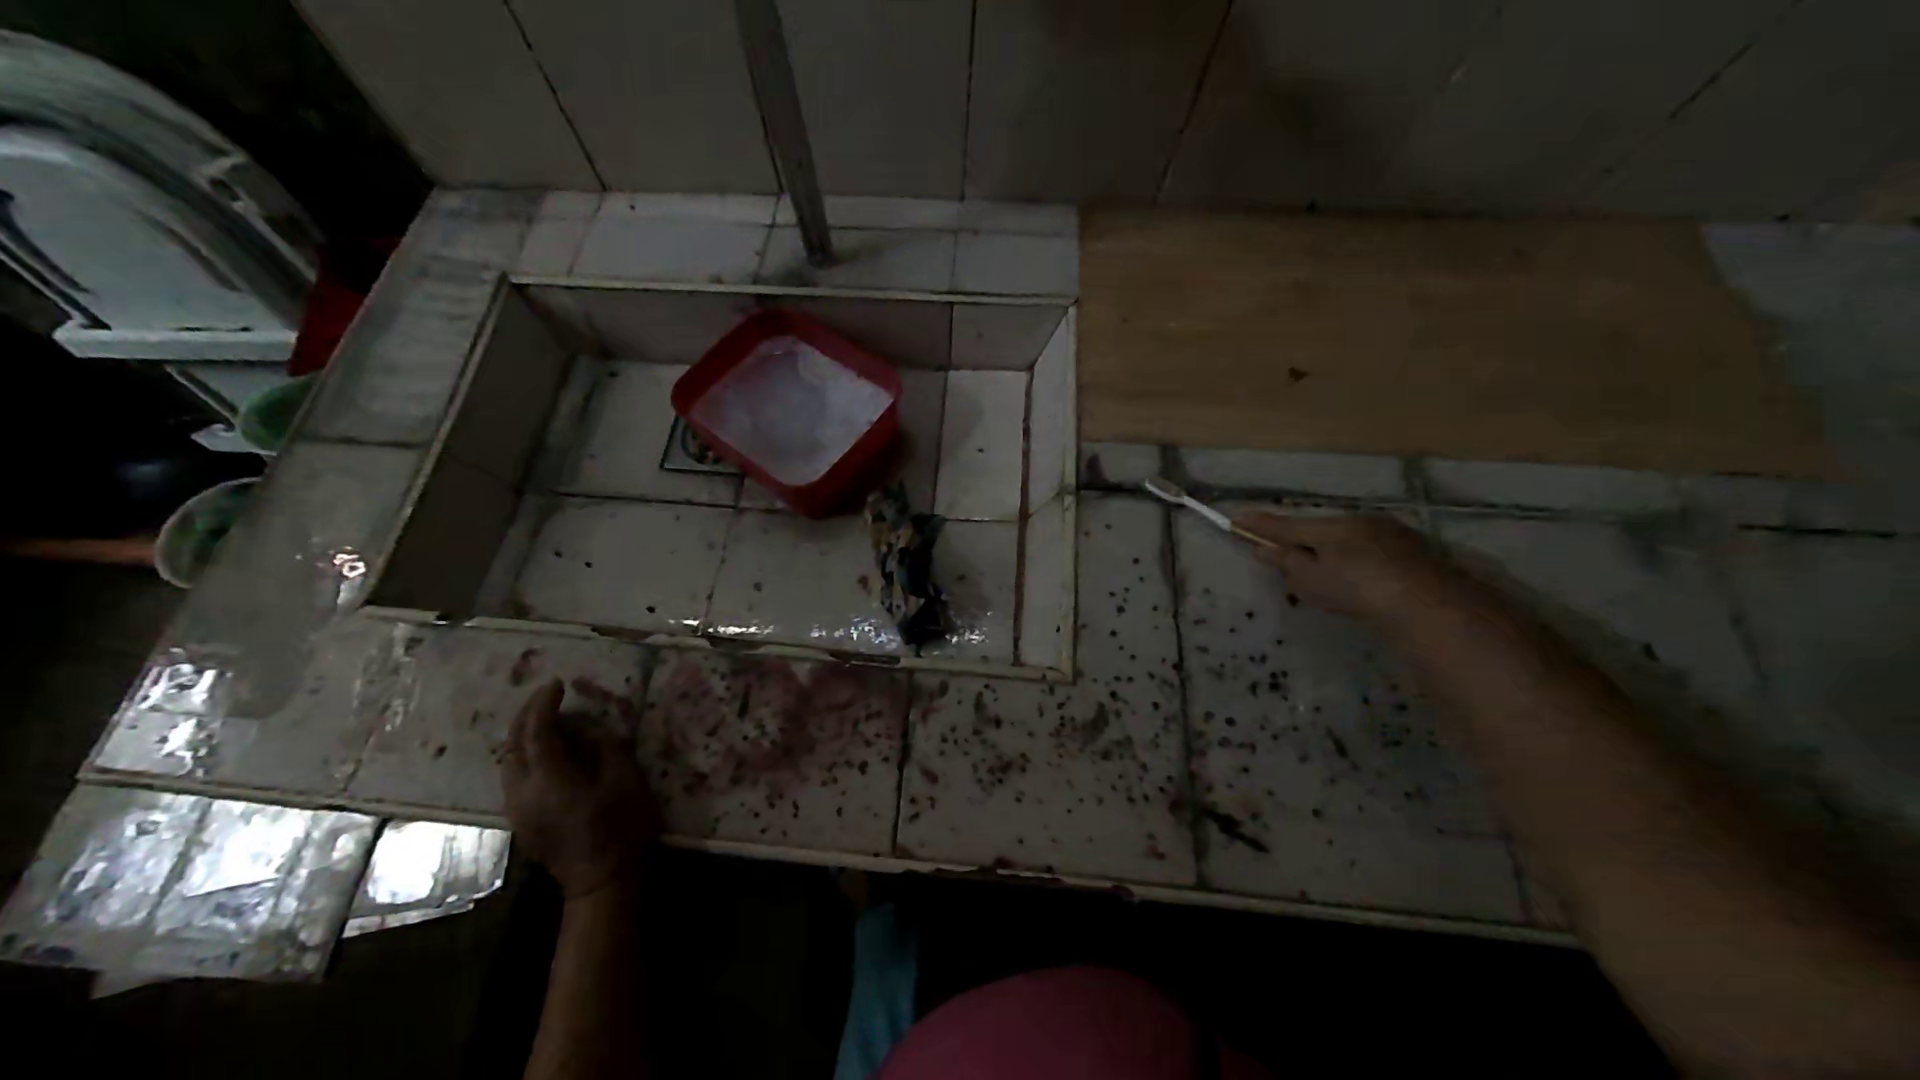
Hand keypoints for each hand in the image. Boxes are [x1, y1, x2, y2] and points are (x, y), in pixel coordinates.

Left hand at [500, 679, 657, 898]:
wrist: (600, 879)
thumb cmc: (619, 827)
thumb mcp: (625, 781)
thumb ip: (606, 749)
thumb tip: (590, 732)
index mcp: (549, 778)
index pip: (538, 730)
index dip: (545, 704)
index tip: (557, 684)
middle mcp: (523, 791)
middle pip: (512, 744)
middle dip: (526, 715)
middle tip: (547, 697)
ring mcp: (517, 808)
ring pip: (507, 761)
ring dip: (522, 735)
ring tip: (545, 720)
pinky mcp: (521, 820)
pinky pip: (513, 777)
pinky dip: (524, 755)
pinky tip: (544, 753)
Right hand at [1231, 513, 1468, 620]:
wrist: (1428, 603)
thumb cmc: (1357, 590)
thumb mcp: (1310, 581)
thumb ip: (1287, 563)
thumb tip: (1265, 549)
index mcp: (1329, 526)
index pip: (1286, 526)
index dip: (1259, 526)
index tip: (1236, 519)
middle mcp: (1358, 521)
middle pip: (1319, 529)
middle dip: (1300, 539)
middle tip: (1284, 553)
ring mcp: (1389, 532)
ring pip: (1348, 538)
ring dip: (1332, 550)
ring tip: (1325, 572)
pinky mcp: (1413, 549)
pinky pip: (1372, 549)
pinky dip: (1358, 559)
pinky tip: (1361, 578)